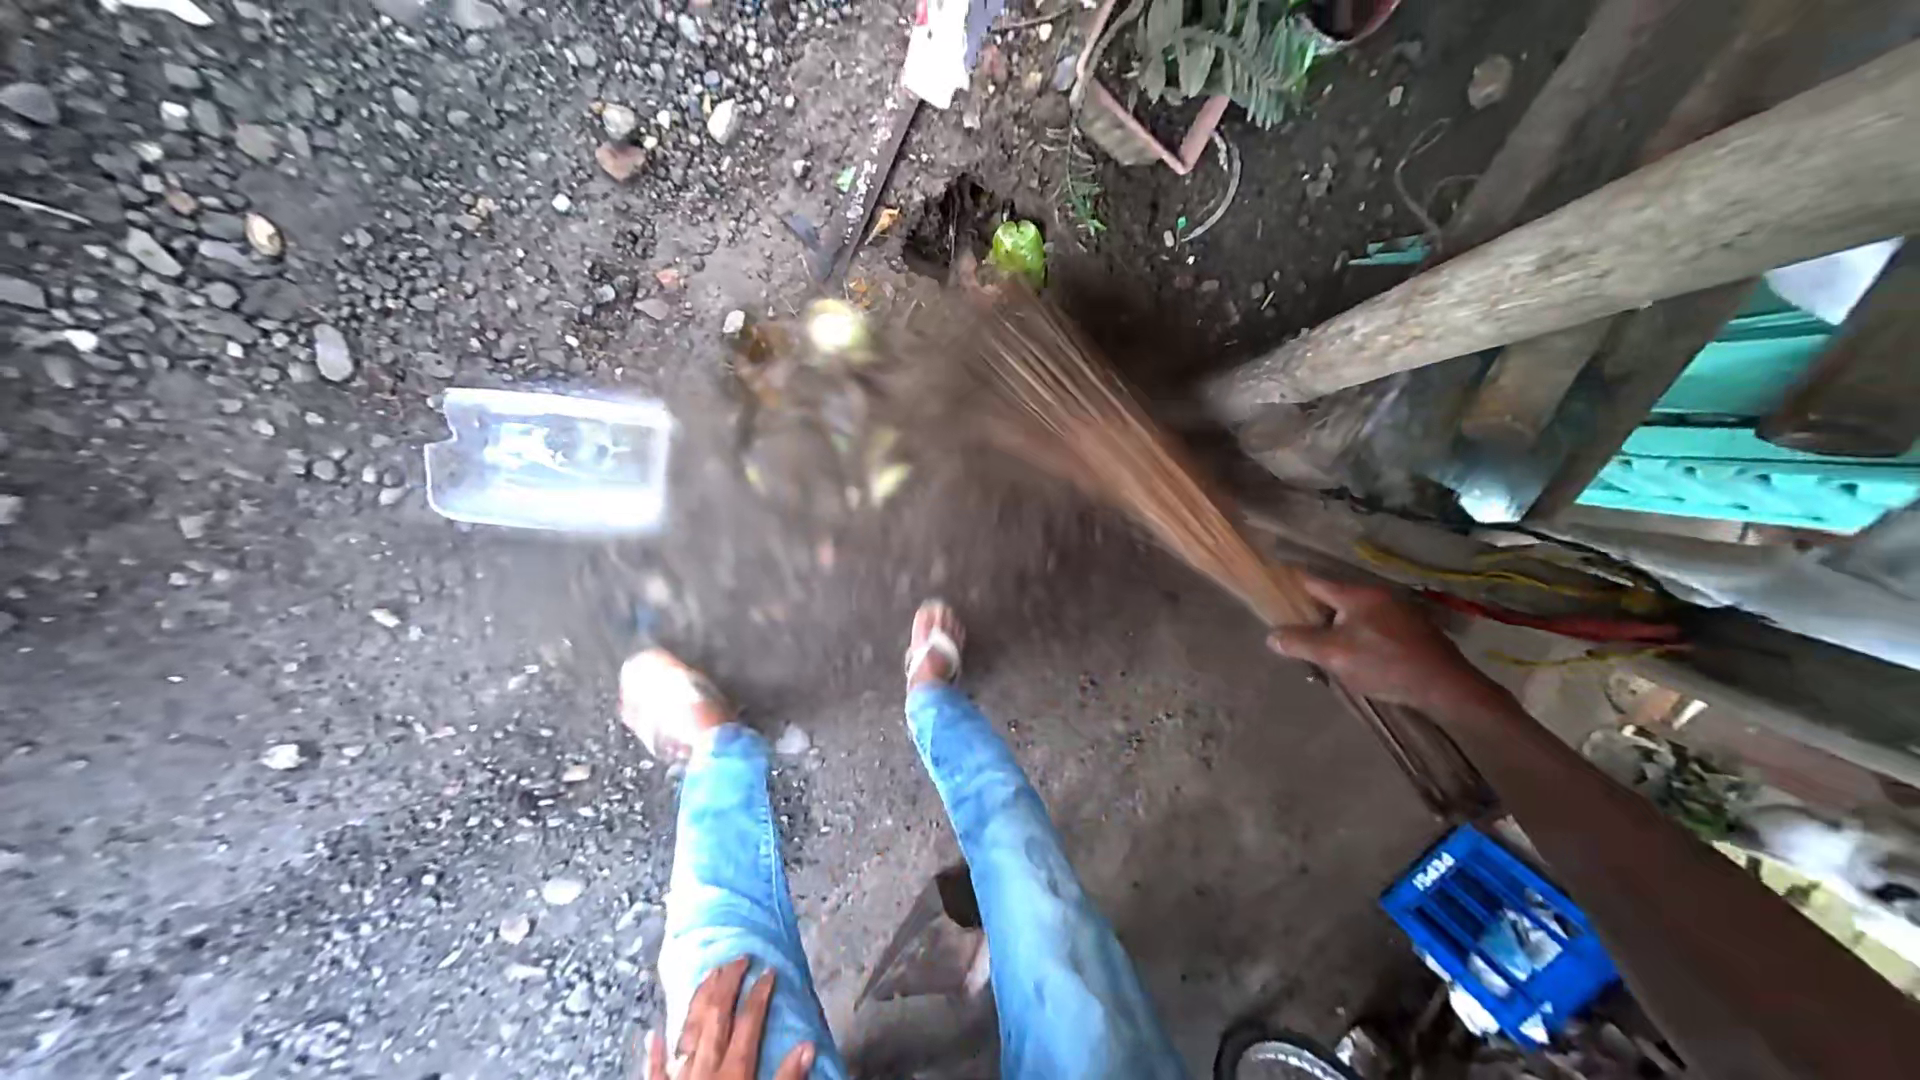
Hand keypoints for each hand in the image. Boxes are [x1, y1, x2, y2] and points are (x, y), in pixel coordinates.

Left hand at [643, 956, 814, 1079]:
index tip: (770, 971)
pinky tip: (654, 1031)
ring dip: (700, 1000)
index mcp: (733, 1075)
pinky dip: (655, 1051)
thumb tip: (807, 1045)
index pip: (749, 1023)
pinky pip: (654, 1074)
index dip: (760, 994)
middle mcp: (704, 1072)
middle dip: (729, 983)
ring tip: (711, 973)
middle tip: (741, 958)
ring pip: (689, 1032)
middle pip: (717, 1017)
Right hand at [1266, 576, 1511, 717]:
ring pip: (1354, 615)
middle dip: (1313, 615)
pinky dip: (1358, 637)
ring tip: (1324, 651)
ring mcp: (1399, 612)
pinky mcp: (1413, 631)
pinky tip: (1357, 659)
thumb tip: (1272, 637)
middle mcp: (1378, 595)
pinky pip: (1373, 627)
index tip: (1273, 591)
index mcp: (1356, 594)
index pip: (1312, 580)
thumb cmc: (1385, 664)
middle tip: (1296, 633)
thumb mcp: (1333, 655)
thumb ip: (1299, 643)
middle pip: (1332, 599)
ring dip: (1337, 629)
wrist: (1448, 687)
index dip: (1290, 585)